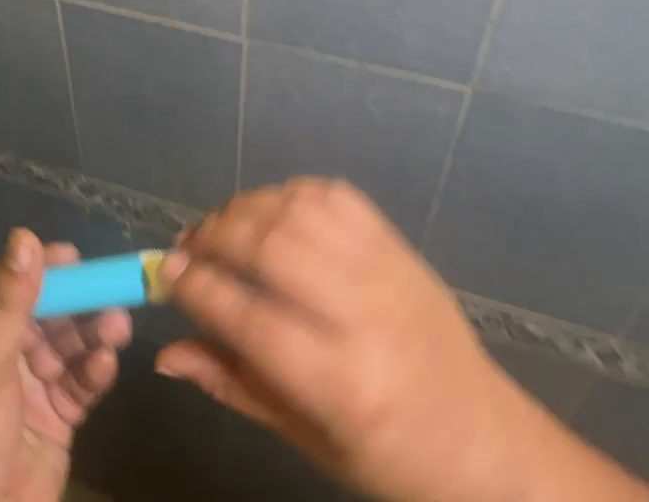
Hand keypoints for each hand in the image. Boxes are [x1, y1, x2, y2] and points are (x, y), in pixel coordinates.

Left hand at [0, 230, 132, 501]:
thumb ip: (6, 305)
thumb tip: (24, 236)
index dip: (34, 270)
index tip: (72, 256)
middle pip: (40, 315)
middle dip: (75, 303)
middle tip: (110, 292)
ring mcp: (23, 390)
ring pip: (65, 346)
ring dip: (92, 334)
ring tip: (117, 328)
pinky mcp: (52, 421)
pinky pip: (78, 384)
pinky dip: (94, 371)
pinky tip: (106, 365)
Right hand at [154, 178, 648, 501]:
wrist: (482, 437)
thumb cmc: (388, 455)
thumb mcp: (306, 438)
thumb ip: (234, 385)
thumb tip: (166, 353)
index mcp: (340, 383)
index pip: (248, 318)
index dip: (197, 288)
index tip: (167, 275)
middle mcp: (364, 316)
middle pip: (271, 248)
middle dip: (214, 237)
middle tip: (188, 247)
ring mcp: (387, 272)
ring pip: (300, 210)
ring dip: (247, 208)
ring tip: (222, 227)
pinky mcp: (400, 246)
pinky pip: (336, 196)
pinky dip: (292, 193)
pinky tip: (272, 213)